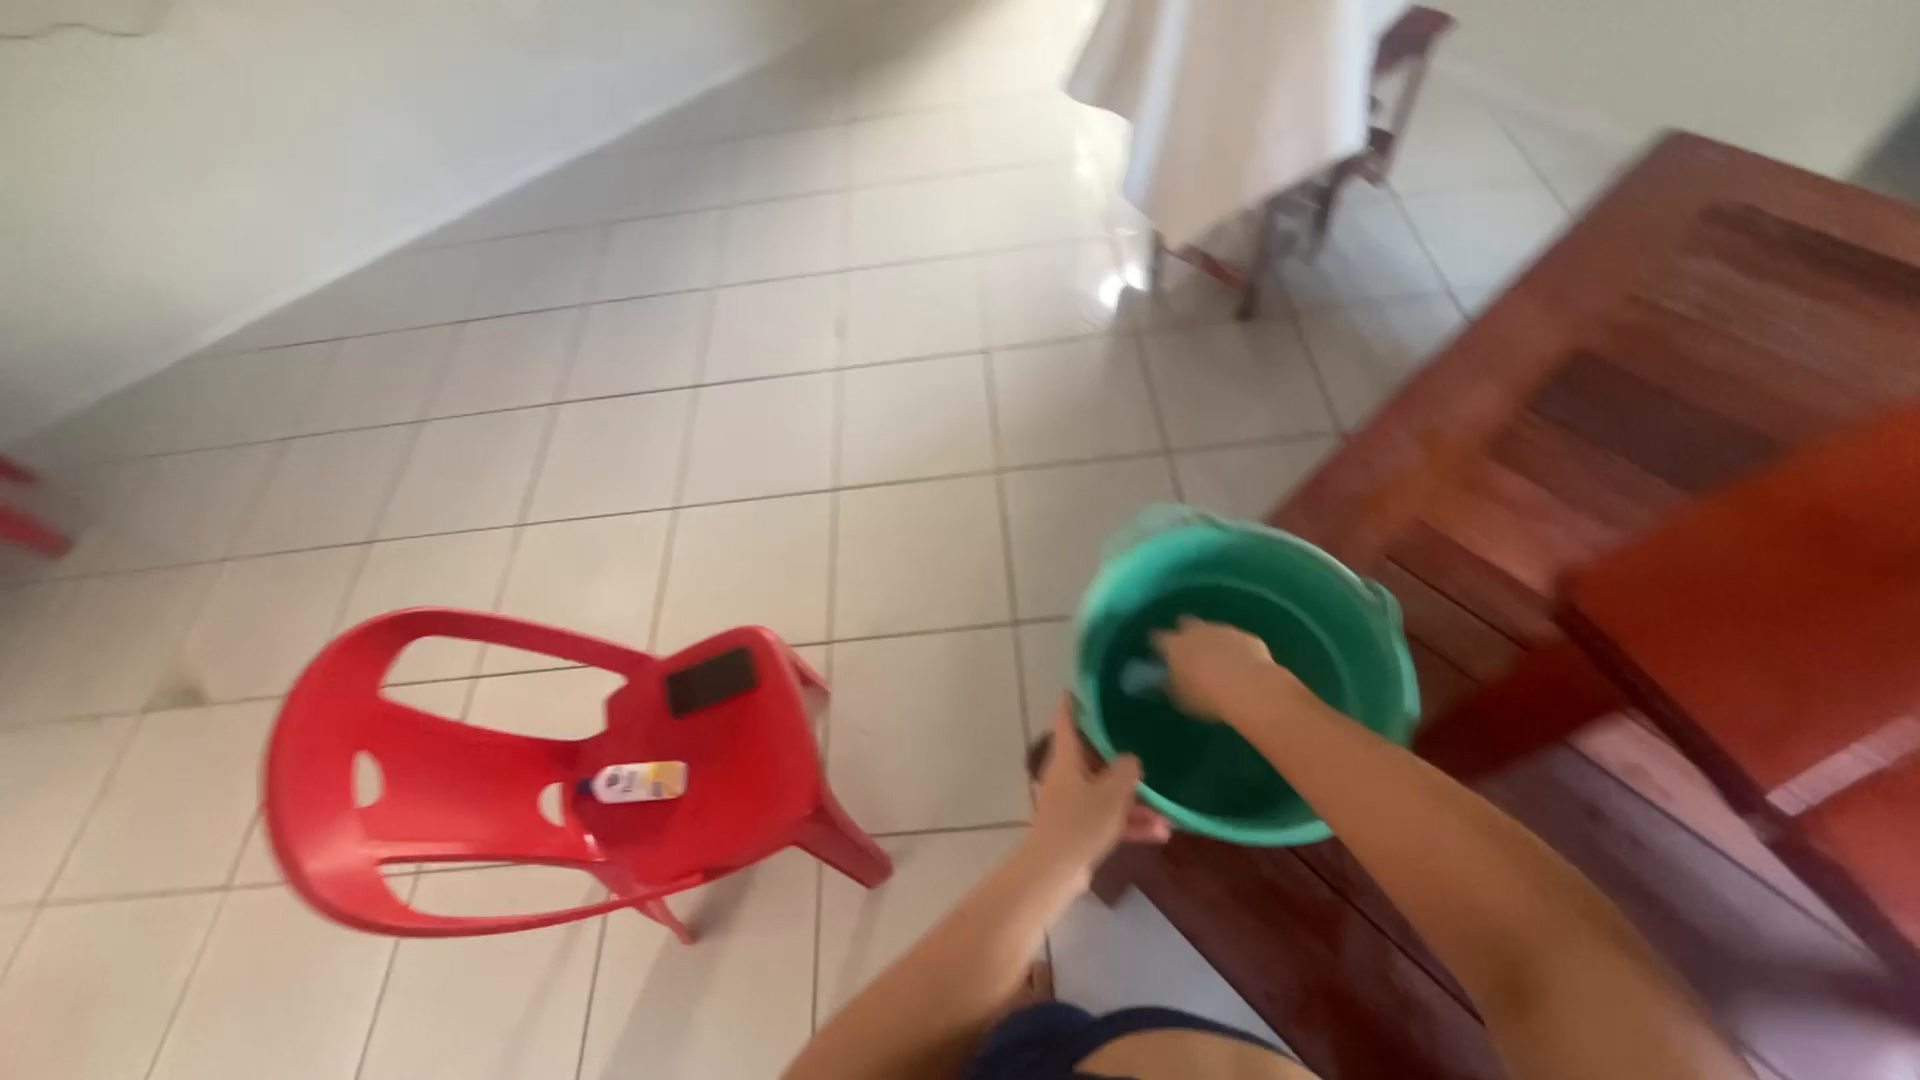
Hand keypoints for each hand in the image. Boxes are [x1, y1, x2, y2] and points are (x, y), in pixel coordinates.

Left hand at [1027, 698, 1169, 883]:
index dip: (1072, 705)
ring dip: (1134, 803)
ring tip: (1167, 816)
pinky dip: (1128, 823)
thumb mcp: (1111, 792)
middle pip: (1093, 760)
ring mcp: (1070, 804)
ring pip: (1105, 794)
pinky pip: (1106, 819)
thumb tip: (1131, 760)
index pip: (1067, 722)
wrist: (1055, 870)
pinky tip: (1159, 833)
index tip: (1078, 690)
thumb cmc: (1080, 822)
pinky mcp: (1076, 830)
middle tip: (1145, 752)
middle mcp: (1065, 777)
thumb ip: (1126, 770)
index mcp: (1066, 759)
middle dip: (1123, 763)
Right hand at [1151, 616, 1312, 724]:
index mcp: (1174, 645)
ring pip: (1213, 630)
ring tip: (1219, 662)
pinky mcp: (1246, 636)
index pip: (1156, 638)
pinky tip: (1241, 666)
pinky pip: (1236, 639)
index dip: (1157, 646)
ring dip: (1213, 641)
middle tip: (1190, 653)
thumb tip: (1165, 680)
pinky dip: (1235, 649)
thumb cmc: (1207, 696)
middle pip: (1185, 623)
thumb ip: (1170, 685)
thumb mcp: (1180, 698)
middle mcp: (1196, 631)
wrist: (1250, 689)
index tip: (1160, 655)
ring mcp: (1223, 630)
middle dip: (1185, 634)